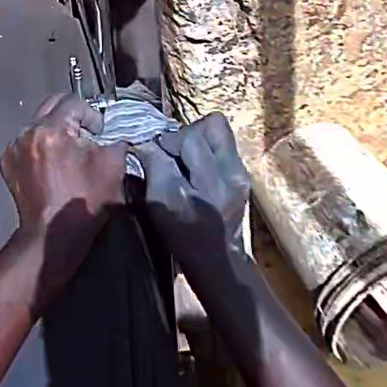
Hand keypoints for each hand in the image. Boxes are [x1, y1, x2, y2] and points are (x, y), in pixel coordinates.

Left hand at [0, 94, 127, 283]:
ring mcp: (13, 148)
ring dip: (55, 129)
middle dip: (72, 115)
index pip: (73, 102)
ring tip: (69, 150)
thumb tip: (112, 133)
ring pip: (38, 122)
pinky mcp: (7, 163)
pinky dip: (40, 144)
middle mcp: (27, 133)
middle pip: (52, 105)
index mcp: (51, 130)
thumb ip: (116, 139)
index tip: (100, 131)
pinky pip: (27, 140)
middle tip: (86, 133)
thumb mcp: (112, 166)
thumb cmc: (84, 201)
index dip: (91, 114)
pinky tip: (52, 162)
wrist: (53, 237)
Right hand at [133, 113, 250, 267]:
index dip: (167, 140)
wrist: (218, 262)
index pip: (189, 137)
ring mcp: (241, 172)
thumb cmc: (185, 235)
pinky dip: (206, 152)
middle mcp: (234, 169)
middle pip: (213, 124)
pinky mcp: (242, 176)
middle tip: (173, 152)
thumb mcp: (161, 202)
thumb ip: (155, 165)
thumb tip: (145, 140)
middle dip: (189, 132)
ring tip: (184, 161)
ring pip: (219, 133)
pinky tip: (195, 171)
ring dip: (198, 140)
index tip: (155, 152)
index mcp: (215, 178)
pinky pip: (222, 148)